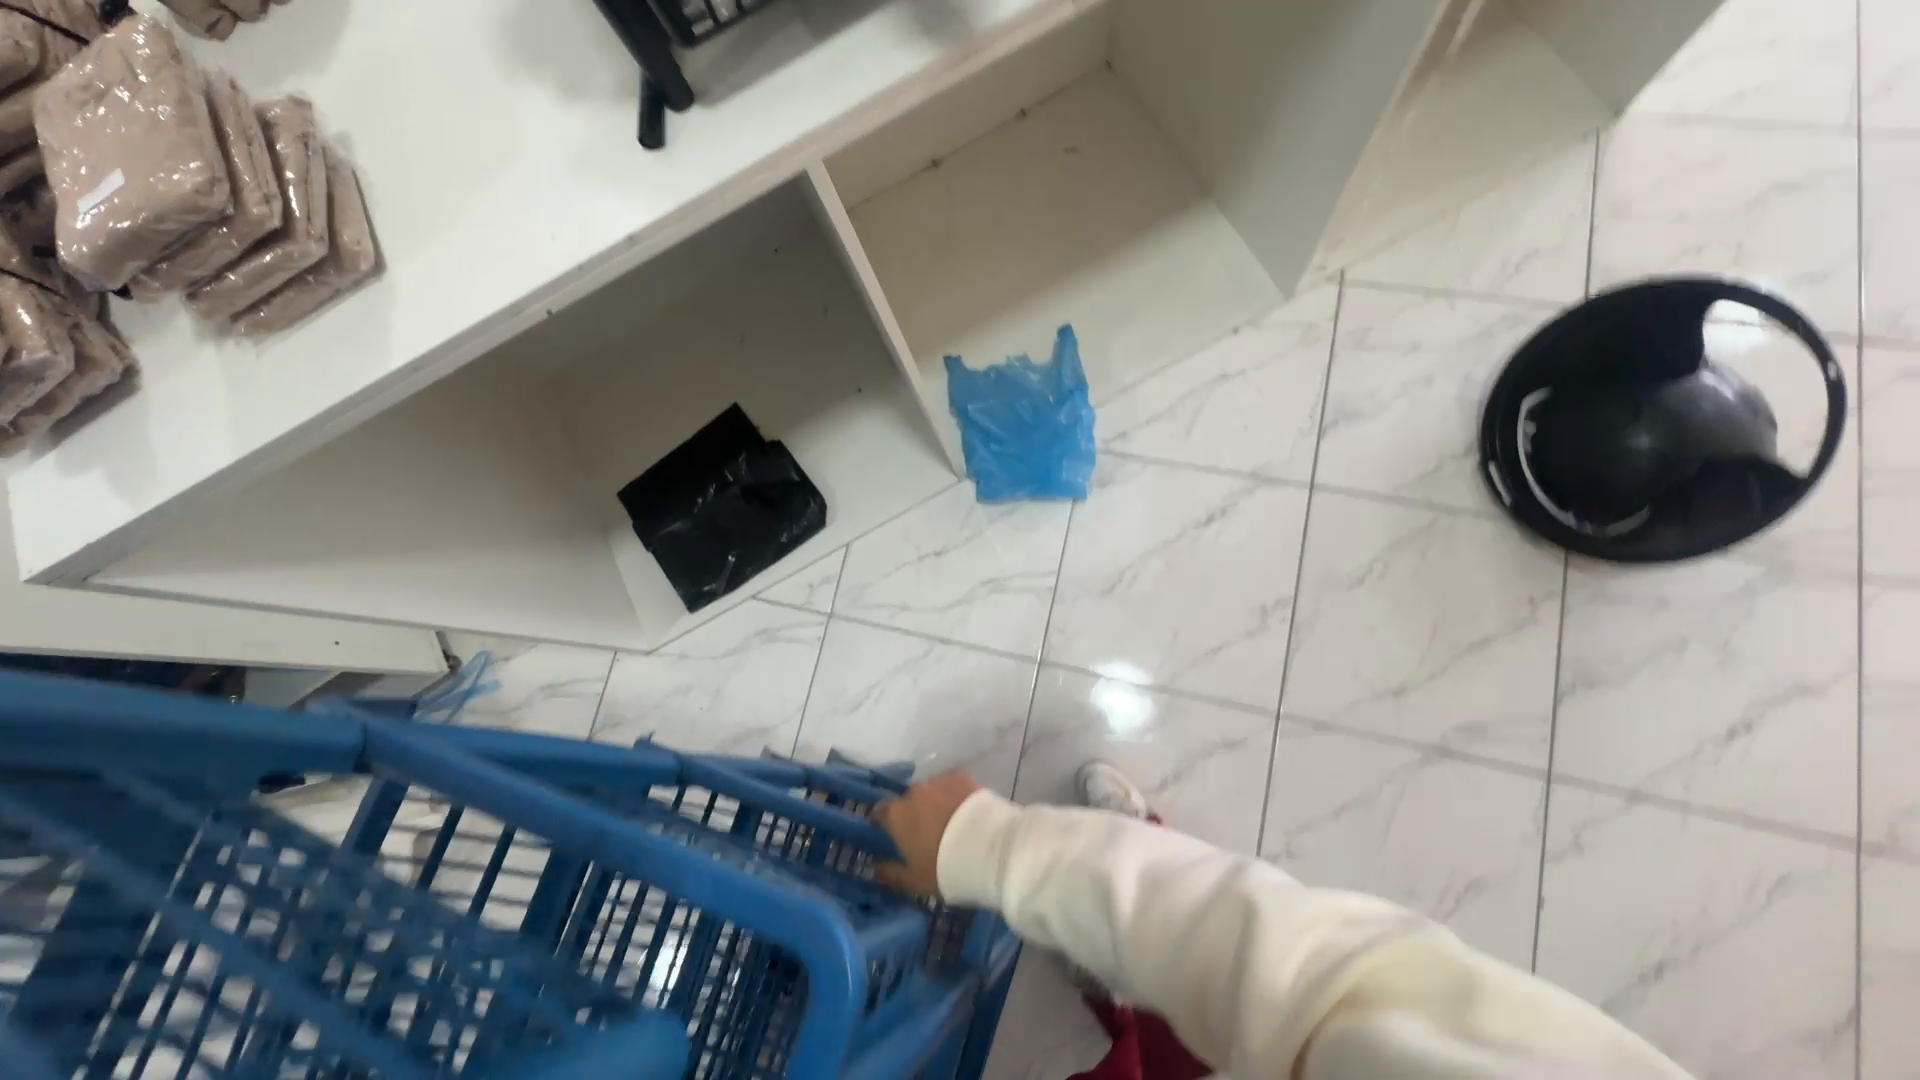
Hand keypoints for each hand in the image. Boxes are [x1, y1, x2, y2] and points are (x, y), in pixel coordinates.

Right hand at [870, 771, 981, 897]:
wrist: (990, 849)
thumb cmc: (946, 868)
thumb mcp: (915, 881)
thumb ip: (890, 872)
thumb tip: (874, 866)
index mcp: (897, 815)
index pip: (880, 811)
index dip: (885, 822)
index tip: (892, 834)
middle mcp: (914, 792)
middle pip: (908, 801)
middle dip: (914, 813)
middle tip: (928, 832)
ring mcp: (939, 781)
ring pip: (931, 791)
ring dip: (935, 803)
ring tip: (951, 822)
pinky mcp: (962, 777)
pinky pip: (951, 785)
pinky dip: (954, 795)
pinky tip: (966, 810)